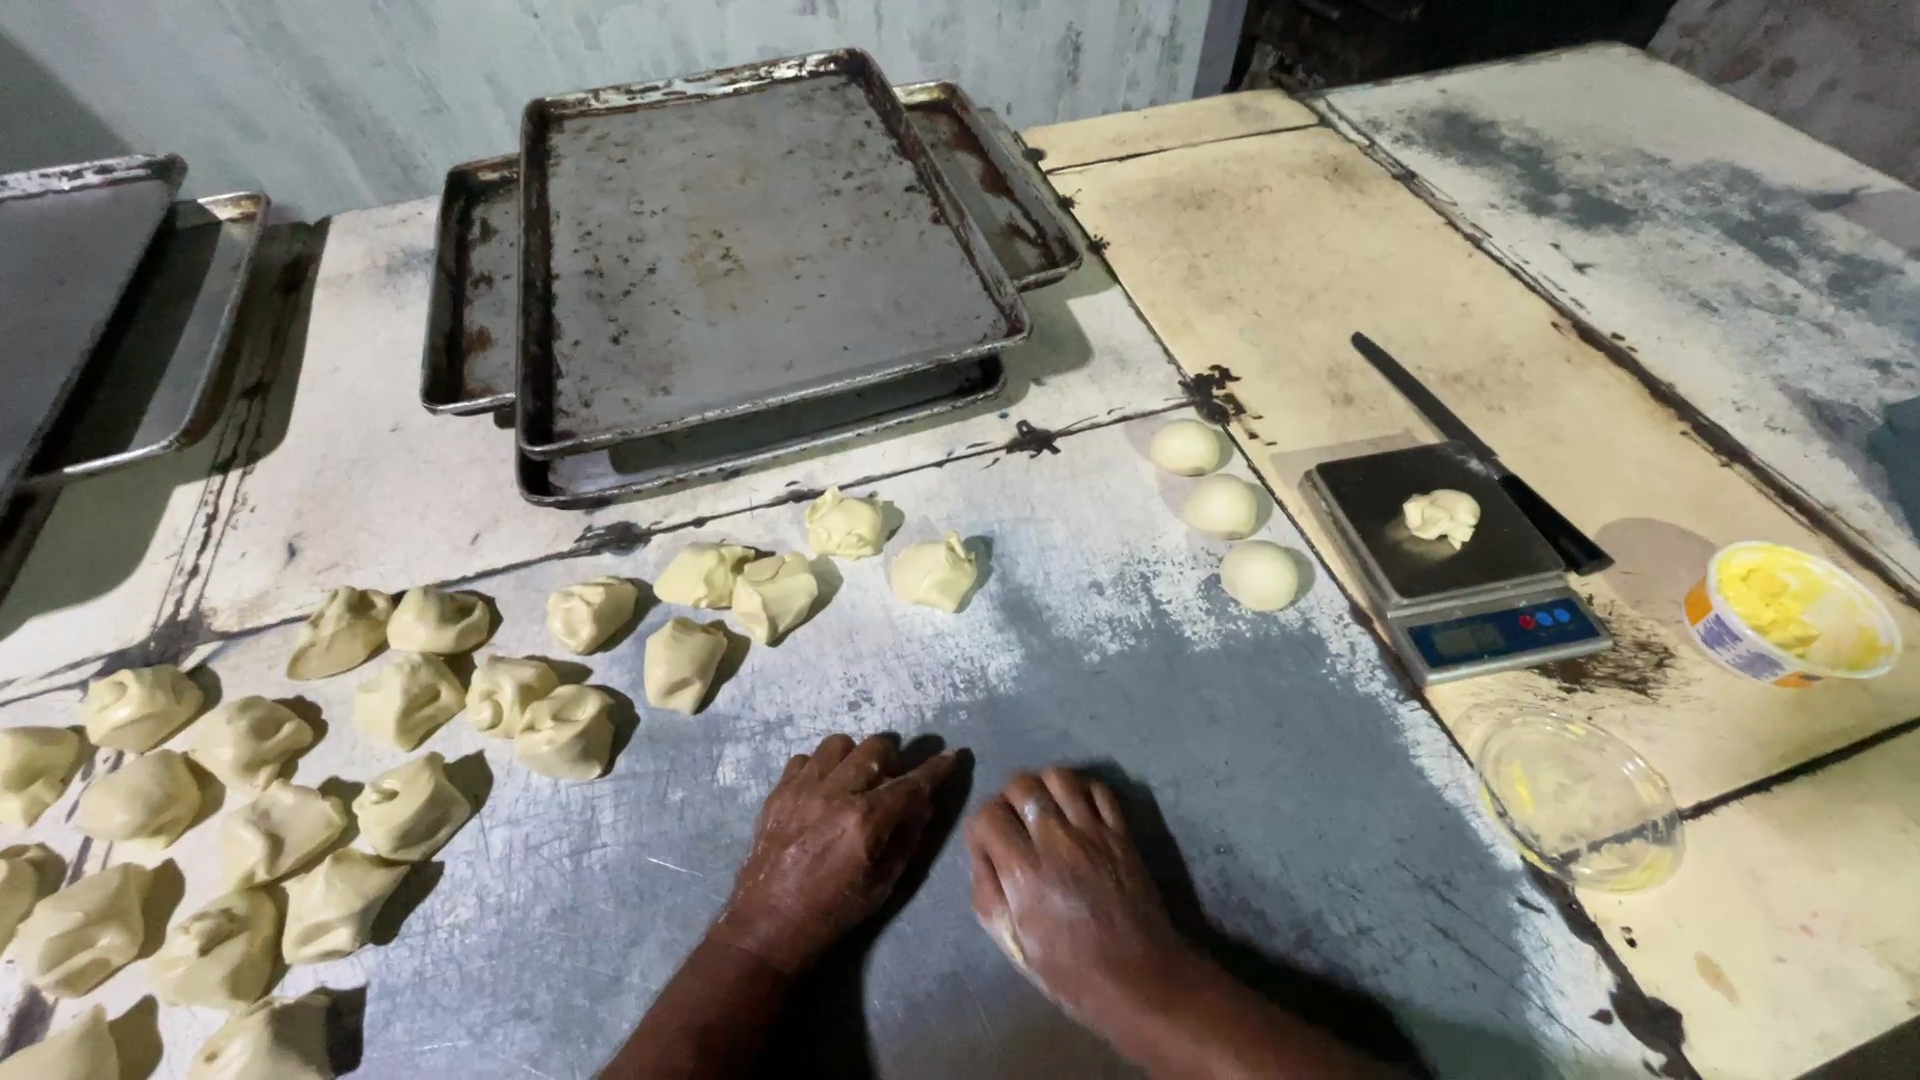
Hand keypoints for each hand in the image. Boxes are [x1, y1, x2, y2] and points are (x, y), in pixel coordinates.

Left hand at [713, 733, 958, 973]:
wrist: (767, 926)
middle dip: (893, 756)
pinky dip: (819, 768)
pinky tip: (823, 789)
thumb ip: (907, 837)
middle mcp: (835, 795)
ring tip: (855, 777)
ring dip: (855, 756)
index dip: (936, 768)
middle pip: (875, 748)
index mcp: (865, 821)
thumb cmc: (833, 912)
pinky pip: (804, 759)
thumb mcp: (883, 883)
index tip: (951, 755)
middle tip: (893, 774)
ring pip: (838, 744)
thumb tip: (924, 802)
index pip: (911, 783)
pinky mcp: (778, 792)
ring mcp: (802, 789)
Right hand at [965, 768, 1192, 1021]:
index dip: (981, 827)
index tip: (988, 845)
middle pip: (1021, 784)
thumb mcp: (1013, 943)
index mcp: (1024, 870)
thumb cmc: (1070, 971)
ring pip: (1059, 776)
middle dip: (1008, 799)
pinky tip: (1076, 809)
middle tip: (1015, 823)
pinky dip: (1082, 790)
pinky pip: (1099, 788)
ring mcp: (1093, 831)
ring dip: (1044, 787)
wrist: (1137, 978)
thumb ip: (987, 893)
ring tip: (1045, 809)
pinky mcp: (1121, 832)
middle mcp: (1056, 840)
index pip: (988, 814)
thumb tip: (981, 854)